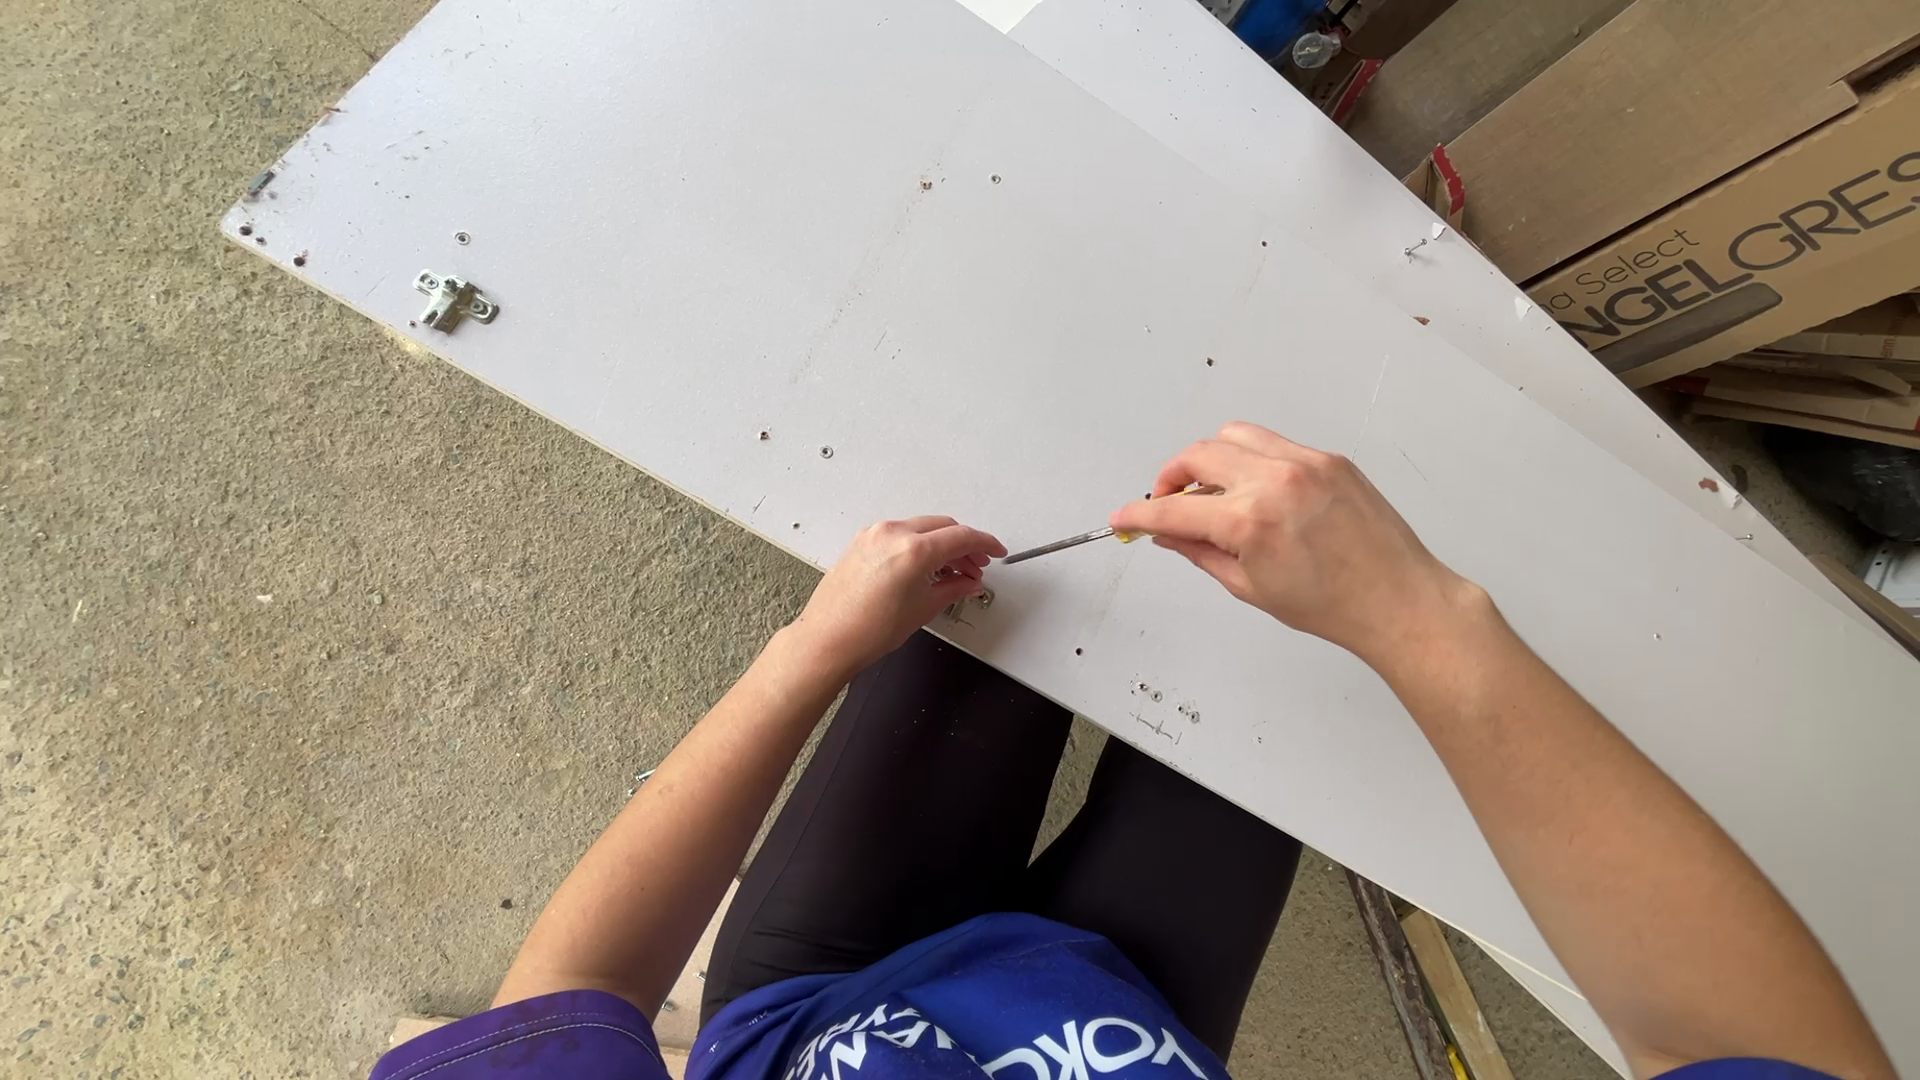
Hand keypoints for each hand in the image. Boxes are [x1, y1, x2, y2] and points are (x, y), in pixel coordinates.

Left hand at [786, 516, 1006, 679]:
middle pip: (943, 527)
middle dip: (964, 546)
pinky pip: (901, 534)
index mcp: (913, 549)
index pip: (962, 537)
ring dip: (942, 545)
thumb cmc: (865, 630)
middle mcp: (892, 534)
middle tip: (976, 567)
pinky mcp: (862, 542)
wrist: (828, 640)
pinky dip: (919, 545)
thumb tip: (967, 583)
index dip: (985, 544)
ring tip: (954, 572)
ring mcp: (874, 535)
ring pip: (922, 528)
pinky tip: (928, 566)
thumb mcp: (923, 609)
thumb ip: (953, 589)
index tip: (995, 551)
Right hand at [1109, 422, 1475, 663]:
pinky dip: (1249, 459)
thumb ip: (1199, 551)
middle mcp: (1275, 481)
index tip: (1124, 516)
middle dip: (1170, 477)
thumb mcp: (1248, 585)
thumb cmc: (1332, 604)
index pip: (1174, 509)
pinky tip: (1254, 490)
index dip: (1139, 514)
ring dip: (1208, 459)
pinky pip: (1271, 444)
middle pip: (1196, 455)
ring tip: (1211, 490)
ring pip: (1231, 436)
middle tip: (1168, 501)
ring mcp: (1305, 463)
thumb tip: (1167, 533)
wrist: (1397, 600)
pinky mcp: (1329, 459)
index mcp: (1250, 521)